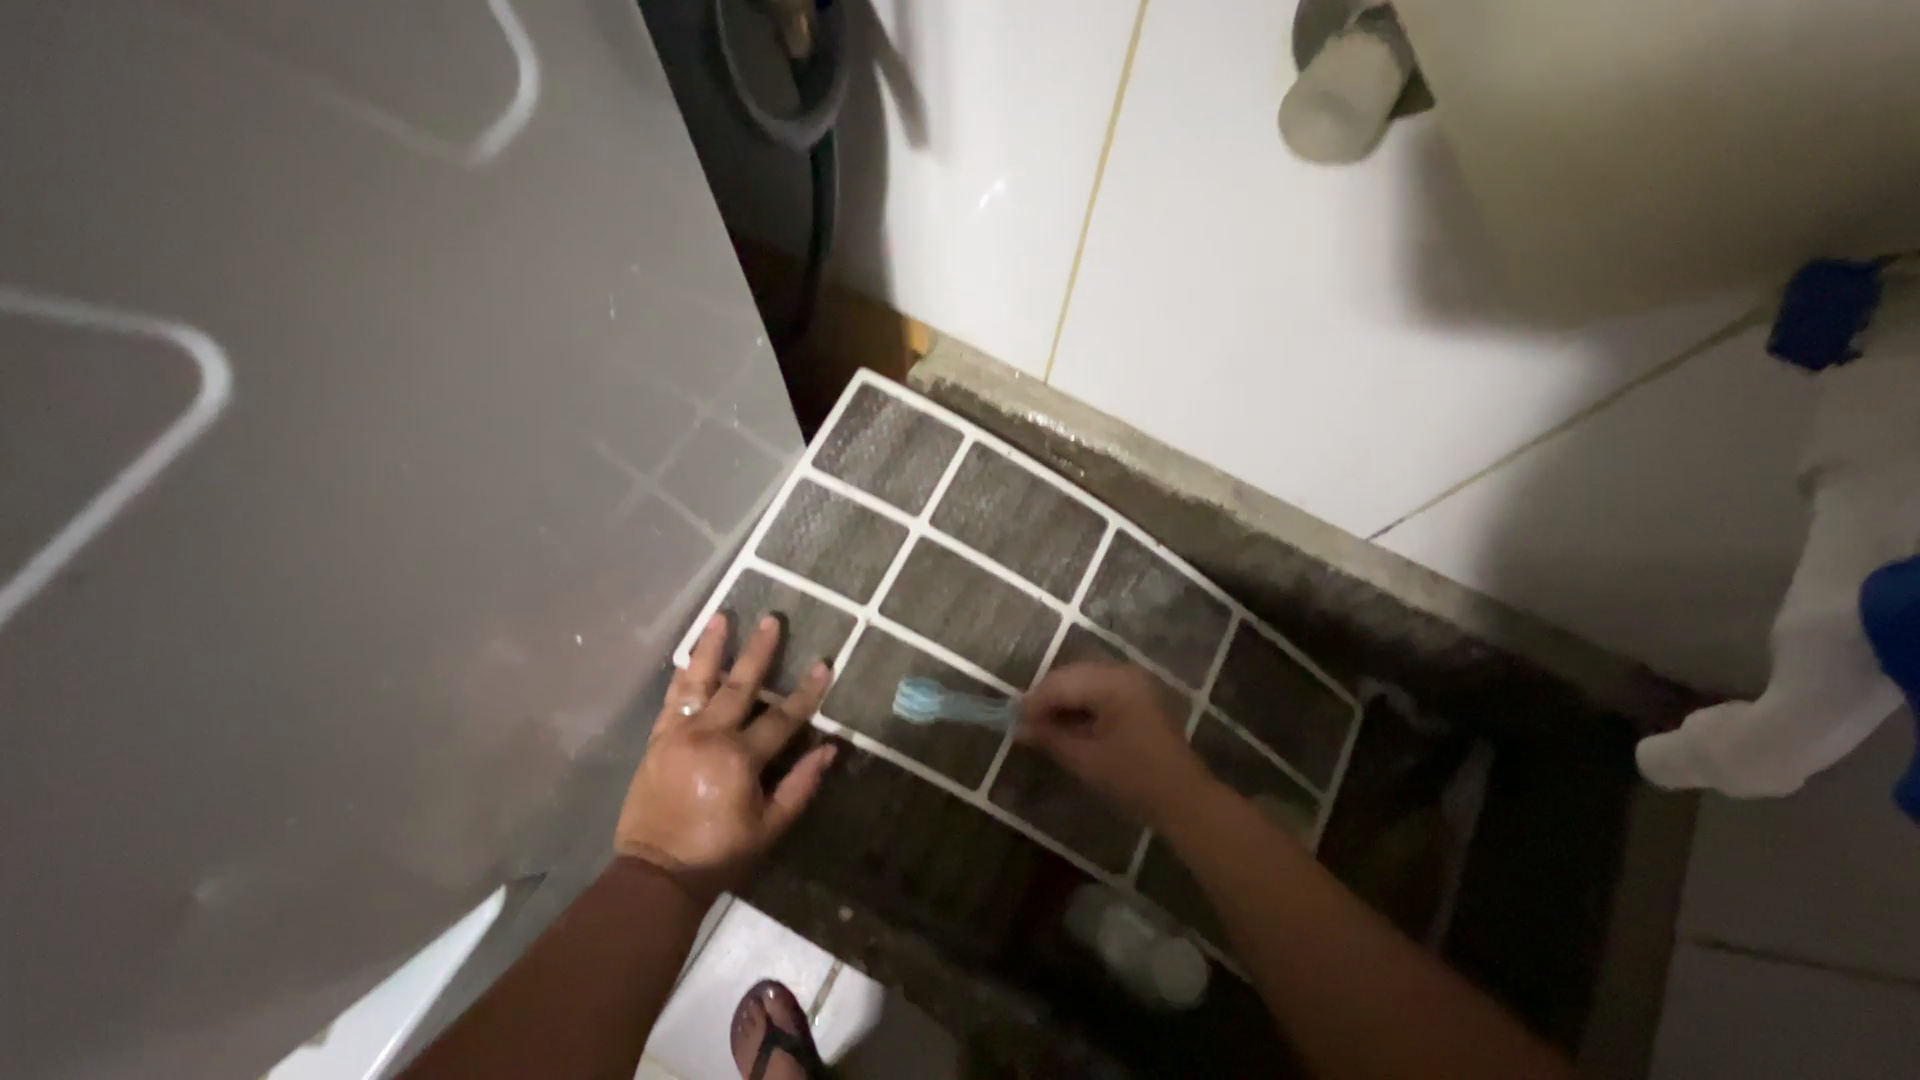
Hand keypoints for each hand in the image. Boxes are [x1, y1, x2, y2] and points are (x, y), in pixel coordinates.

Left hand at [614, 613, 836, 901]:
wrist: (656, 872)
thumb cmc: (720, 852)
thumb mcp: (770, 826)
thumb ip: (800, 784)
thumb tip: (830, 748)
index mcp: (740, 759)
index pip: (783, 718)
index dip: (807, 692)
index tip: (824, 664)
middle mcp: (709, 736)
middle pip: (740, 685)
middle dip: (759, 651)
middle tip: (773, 619)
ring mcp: (679, 734)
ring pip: (699, 681)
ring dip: (712, 647)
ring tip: (722, 617)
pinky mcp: (658, 739)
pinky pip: (673, 698)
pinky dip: (684, 674)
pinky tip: (691, 654)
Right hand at [1017, 662, 1215, 829]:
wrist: (1184, 799)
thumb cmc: (1134, 779)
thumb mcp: (1085, 759)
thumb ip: (1050, 737)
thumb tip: (1020, 728)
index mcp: (1114, 682)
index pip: (1062, 682)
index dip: (1035, 702)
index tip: (1013, 722)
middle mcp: (1125, 673)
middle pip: (1073, 676)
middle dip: (1048, 698)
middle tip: (1026, 724)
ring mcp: (1135, 683)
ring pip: (1085, 681)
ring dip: (1063, 701)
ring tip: (1043, 726)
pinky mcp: (1139, 697)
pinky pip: (1101, 691)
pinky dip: (1082, 705)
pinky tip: (1068, 725)